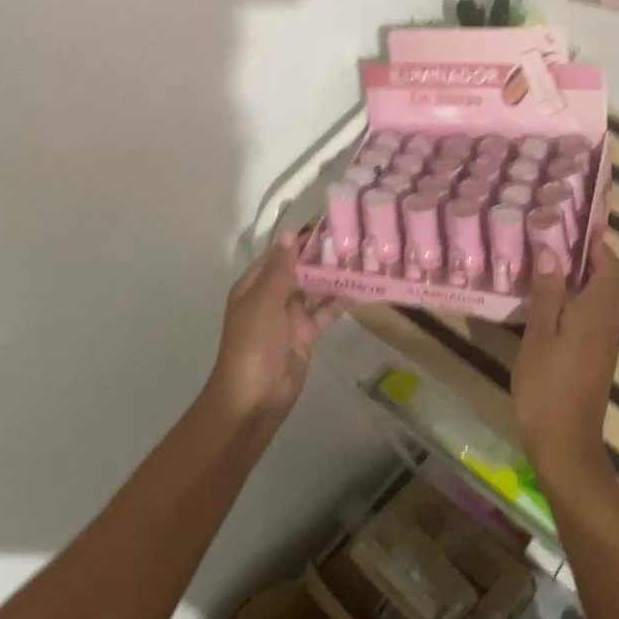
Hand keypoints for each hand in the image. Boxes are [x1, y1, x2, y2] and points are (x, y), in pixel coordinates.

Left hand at [203, 229, 346, 428]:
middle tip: (357, 238)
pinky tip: (362, 289)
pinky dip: (341, 302)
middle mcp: (273, 297)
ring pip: (316, 290)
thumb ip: (280, 269)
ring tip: (364, 258)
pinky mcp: (307, 334)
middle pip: (300, 270)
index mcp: (255, 286)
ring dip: (335, 277)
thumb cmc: (253, 345)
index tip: (330, 222)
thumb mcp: (263, 303)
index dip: (301, 239)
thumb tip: (289, 232)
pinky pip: (326, 312)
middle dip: (323, 256)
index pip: (280, 254)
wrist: (255, 396)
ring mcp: (291, 316)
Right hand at [512, 242, 618, 483]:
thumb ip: (549, 293)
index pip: (611, 267)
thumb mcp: (539, 335)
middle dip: (605, 262)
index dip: (600, 245)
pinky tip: (560, 306)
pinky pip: (602, 319)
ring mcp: (607, 344)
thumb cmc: (546, 386)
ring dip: (597, 281)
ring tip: (562, 271)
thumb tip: (553, 251)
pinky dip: (589, 303)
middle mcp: (610, 324)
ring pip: (613, 302)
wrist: (565, 440)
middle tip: (575, 251)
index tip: (580, 227)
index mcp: (597, 312)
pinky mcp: (599, 360)